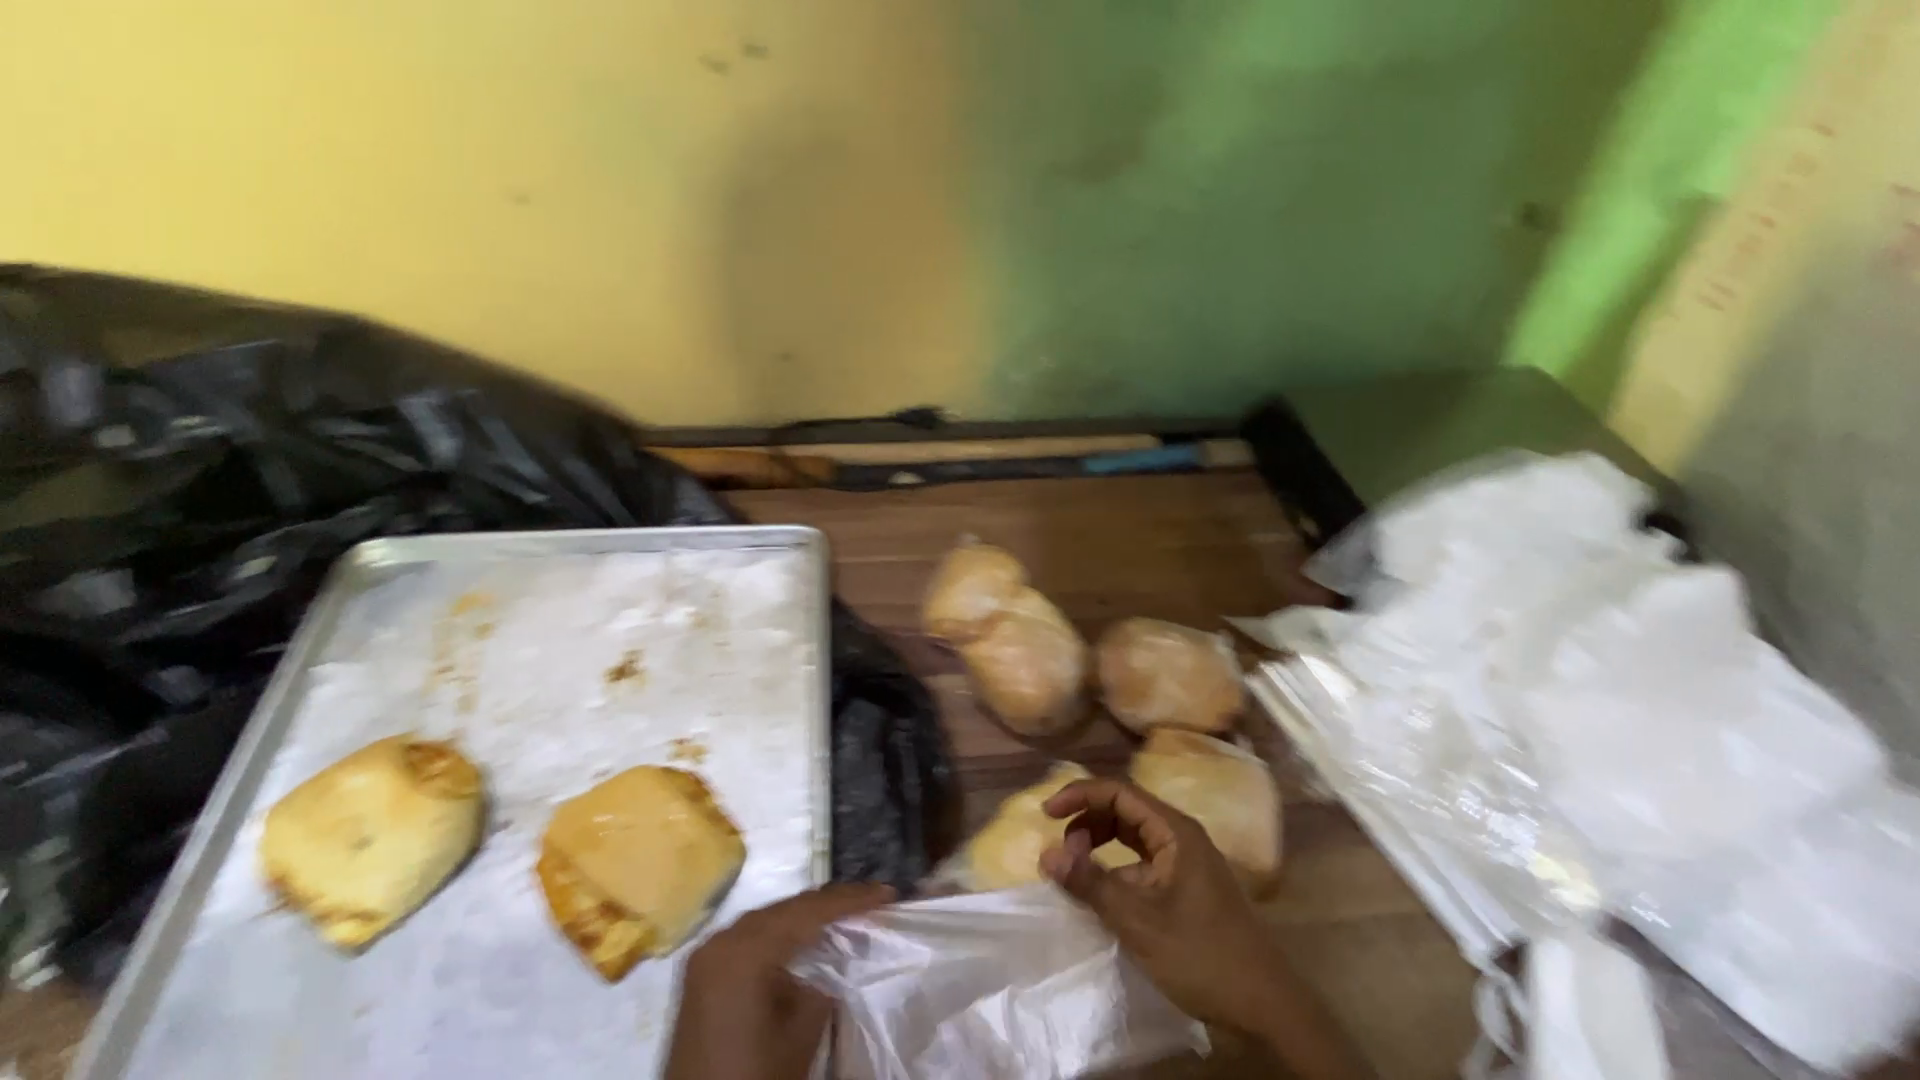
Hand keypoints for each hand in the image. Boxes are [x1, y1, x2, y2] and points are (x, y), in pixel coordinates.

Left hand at [665, 883, 893, 1079]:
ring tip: (844, 912)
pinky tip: (803, 936)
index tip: (887, 892)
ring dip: (803, 915)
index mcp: (744, 952)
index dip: (850, 900)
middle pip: (783, 909)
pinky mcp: (702, 975)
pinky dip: (779, 933)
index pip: (807, 912)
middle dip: (828, 902)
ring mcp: (705, 957)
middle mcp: (720, 942)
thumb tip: (828, 963)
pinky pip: (747, 938)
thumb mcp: (801, 1033)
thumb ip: (820, 985)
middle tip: (871, 898)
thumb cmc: (754, 1077)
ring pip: (765, 919)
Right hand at [1041, 778, 1373, 1079]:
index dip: (1079, 795)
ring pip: (1132, 839)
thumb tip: (1046, 854)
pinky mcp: (1186, 888)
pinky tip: (1101, 898)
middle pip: (1125, 810)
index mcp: (1176, 832)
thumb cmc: (1203, 956)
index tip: (1045, 814)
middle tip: (1062, 853)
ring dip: (1100, 847)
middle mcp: (1181, 838)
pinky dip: (1116, 872)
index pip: (1119, 792)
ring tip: (1077, 875)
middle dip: (1087, 822)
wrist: (1265, 1005)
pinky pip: (1142, 864)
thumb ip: (1091, 884)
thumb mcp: (1138, 921)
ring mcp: (1186, 863)